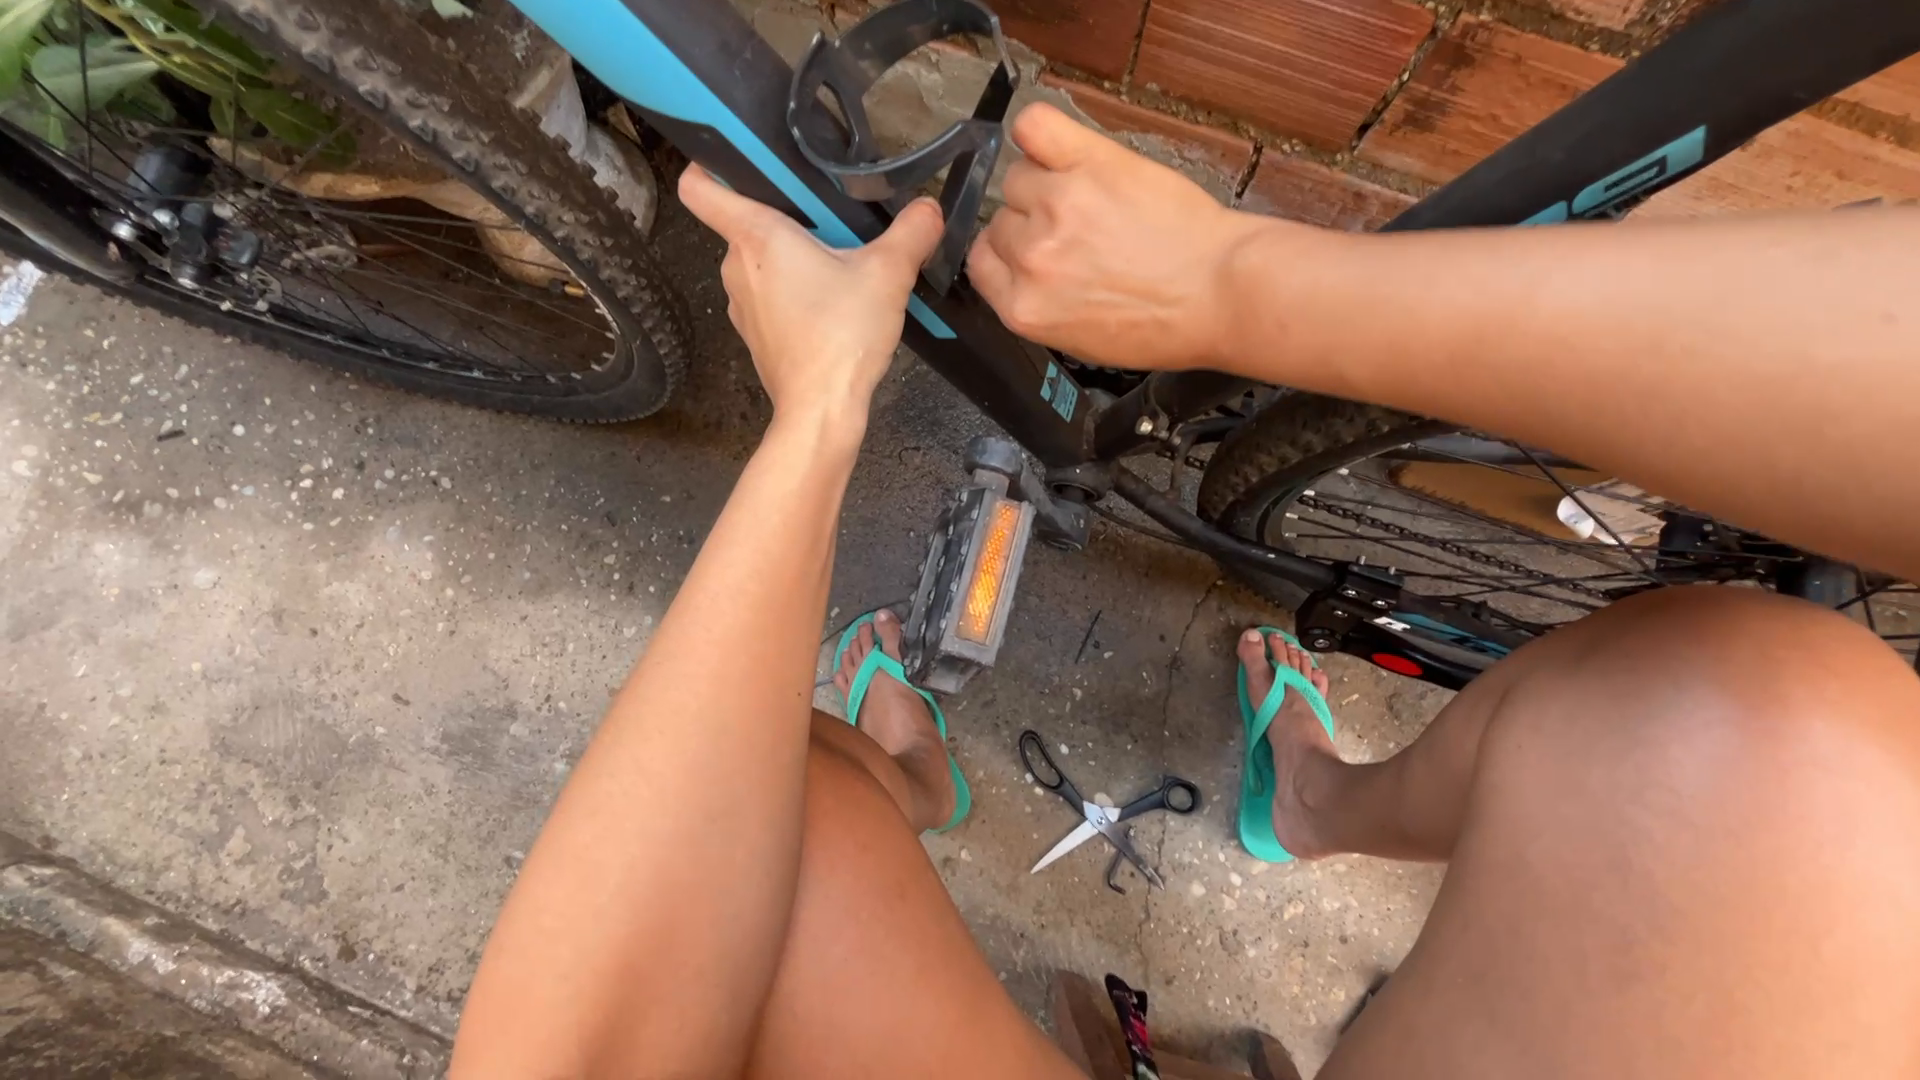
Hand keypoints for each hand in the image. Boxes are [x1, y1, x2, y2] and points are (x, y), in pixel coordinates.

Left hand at [679, 166, 944, 425]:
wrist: (821, 410)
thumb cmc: (842, 335)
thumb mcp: (887, 275)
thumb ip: (911, 233)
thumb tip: (929, 207)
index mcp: (755, 237)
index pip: (700, 186)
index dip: (711, 165)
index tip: (742, 162)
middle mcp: (735, 267)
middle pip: (746, 224)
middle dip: (786, 220)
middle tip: (831, 227)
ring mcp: (741, 306)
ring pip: (761, 265)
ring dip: (793, 262)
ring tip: (839, 273)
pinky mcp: (755, 336)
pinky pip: (769, 300)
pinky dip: (793, 297)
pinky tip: (831, 311)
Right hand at [967, 103, 1284, 370]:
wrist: (1218, 292)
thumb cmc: (1161, 326)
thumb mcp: (1078, 342)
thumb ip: (1034, 304)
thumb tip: (1014, 269)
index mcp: (1023, 308)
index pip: (980, 262)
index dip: (1006, 256)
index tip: (1029, 253)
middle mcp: (1030, 257)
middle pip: (1000, 221)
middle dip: (1030, 226)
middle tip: (1076, 234)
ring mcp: (1057, 205)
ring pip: (1018, 178)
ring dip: (1043, 185)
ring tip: (1086, 199)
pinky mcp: (1090, 163)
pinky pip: (1035, 127)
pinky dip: (1035, 132)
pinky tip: (1055, 147)